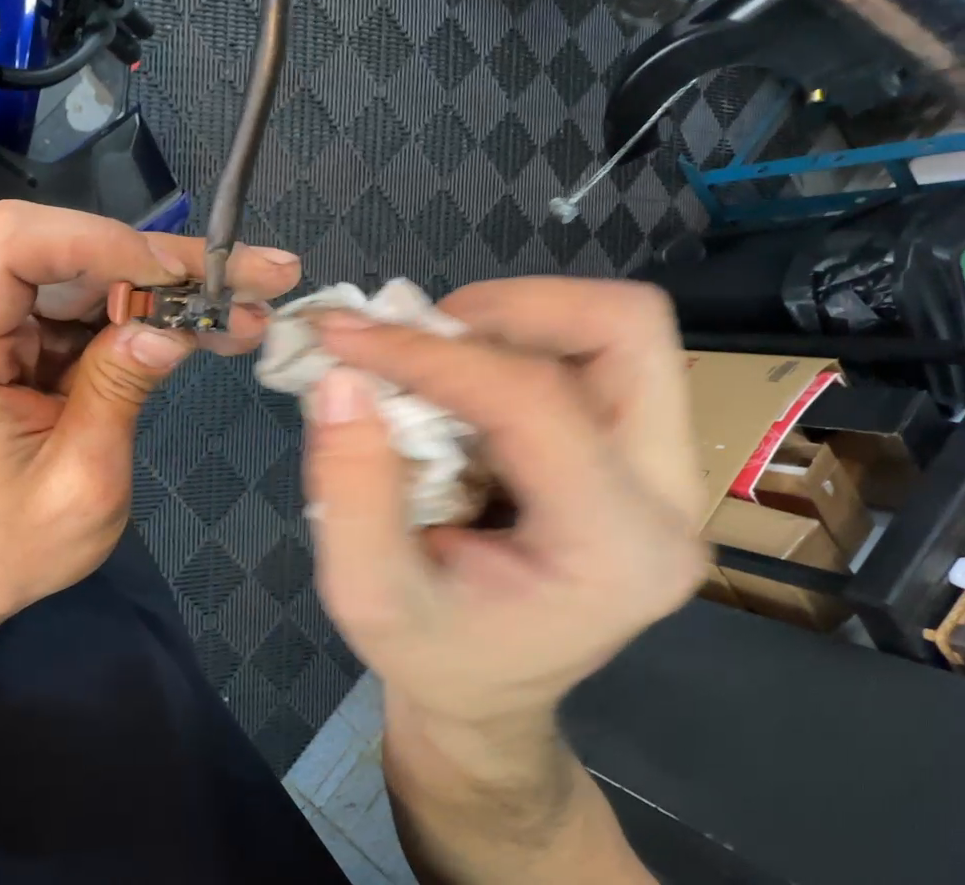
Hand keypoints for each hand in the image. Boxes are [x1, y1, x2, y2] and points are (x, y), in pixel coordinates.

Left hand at [0, 202, 301, 624]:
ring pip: (94, 273)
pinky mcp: (44, 350)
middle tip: (249, 275)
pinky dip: (159, 313)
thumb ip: (119, 390)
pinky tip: (216, 327)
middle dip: (154, 257)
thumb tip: (173, 324)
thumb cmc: (14, 545)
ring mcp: (15, 335)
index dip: (94, 240)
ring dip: (171, 282)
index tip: (174, 274)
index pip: (12, 247)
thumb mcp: (81, 479)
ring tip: (253, 300)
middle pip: (63, 248)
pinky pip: (103, 310)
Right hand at [303, 278, 707, 728]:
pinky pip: (582, 357)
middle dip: (505, 308)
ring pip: (613, 333)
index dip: (427, 355)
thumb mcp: (364, 594)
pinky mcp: (633, 455)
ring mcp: (662, 473)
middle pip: (626, 332)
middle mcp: (667, 499)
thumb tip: (339, 379)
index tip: (339, 340)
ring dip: (505, 323)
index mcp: (613, 548)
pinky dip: (502, 348)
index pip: (534, 400)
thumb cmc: (432, 656)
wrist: (489, 695)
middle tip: (414, 335)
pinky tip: (445, 389)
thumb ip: (349, 492)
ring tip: (424, 359)